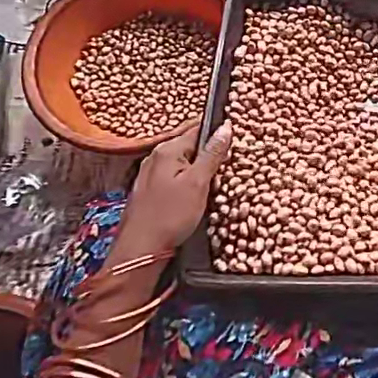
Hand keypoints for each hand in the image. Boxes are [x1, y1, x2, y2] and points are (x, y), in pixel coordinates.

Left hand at [114, 124, 232, 257]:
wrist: (140, 250)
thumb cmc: (170, 216)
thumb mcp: (198, 183)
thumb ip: (212, 154)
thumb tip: (225, 127)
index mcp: (167, 150)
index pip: (197, 129)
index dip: (217, 133)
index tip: (236, 138)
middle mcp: (155, 156)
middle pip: (189, 145)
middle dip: (209, 152)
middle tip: (231, 163)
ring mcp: (150, 173)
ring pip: (182, 162)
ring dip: (199, 168)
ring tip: (218, 179)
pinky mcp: (150, 190)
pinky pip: (174, 176)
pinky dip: (188, 180)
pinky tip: (197, 193)